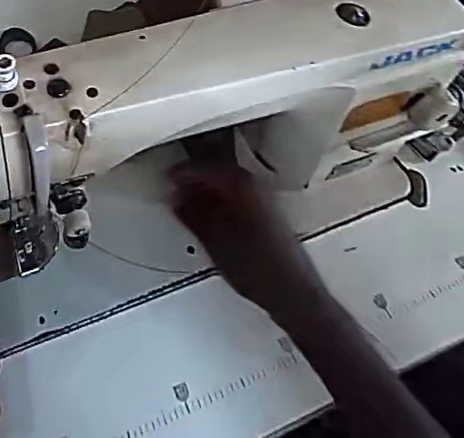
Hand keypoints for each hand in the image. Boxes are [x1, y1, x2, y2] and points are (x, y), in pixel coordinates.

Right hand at [170, 159, 325, 317]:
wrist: (295, 296)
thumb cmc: (261, 270)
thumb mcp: (215, 242)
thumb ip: (192, 216)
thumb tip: (175, 199)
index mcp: (242, 186)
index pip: (206, 167)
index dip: (184, 172)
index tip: (168, 178)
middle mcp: (256, 187)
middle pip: (218, 171)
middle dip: (195, 180)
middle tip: (175, 189)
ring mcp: (264, 200)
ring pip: (228, 184)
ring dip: (207, 191)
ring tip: (188, 205)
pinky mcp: (268, 214)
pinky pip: (238, 197)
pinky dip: (221, 202)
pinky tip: (211, 218)